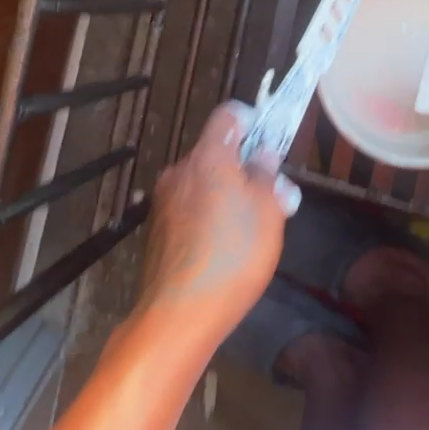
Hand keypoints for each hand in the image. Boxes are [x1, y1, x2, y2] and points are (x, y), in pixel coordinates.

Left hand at [133, 105, 286, 342]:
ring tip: (250, 231)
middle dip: (243, 168)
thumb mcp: (268, 212)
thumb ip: (267, 176)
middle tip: (271, 199)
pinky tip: (222, 249)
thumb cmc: (234, 255)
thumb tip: (264, 154)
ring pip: (202, 184)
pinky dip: (207, 217)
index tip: (268, 143)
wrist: (180, 313)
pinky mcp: (156, 230)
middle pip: (215, 153)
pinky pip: (189, 209)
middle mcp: (180, 170)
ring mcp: (163, 201)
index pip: (228, 115)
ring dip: (226, 195)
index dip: (251, 121)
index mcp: (208, 156)